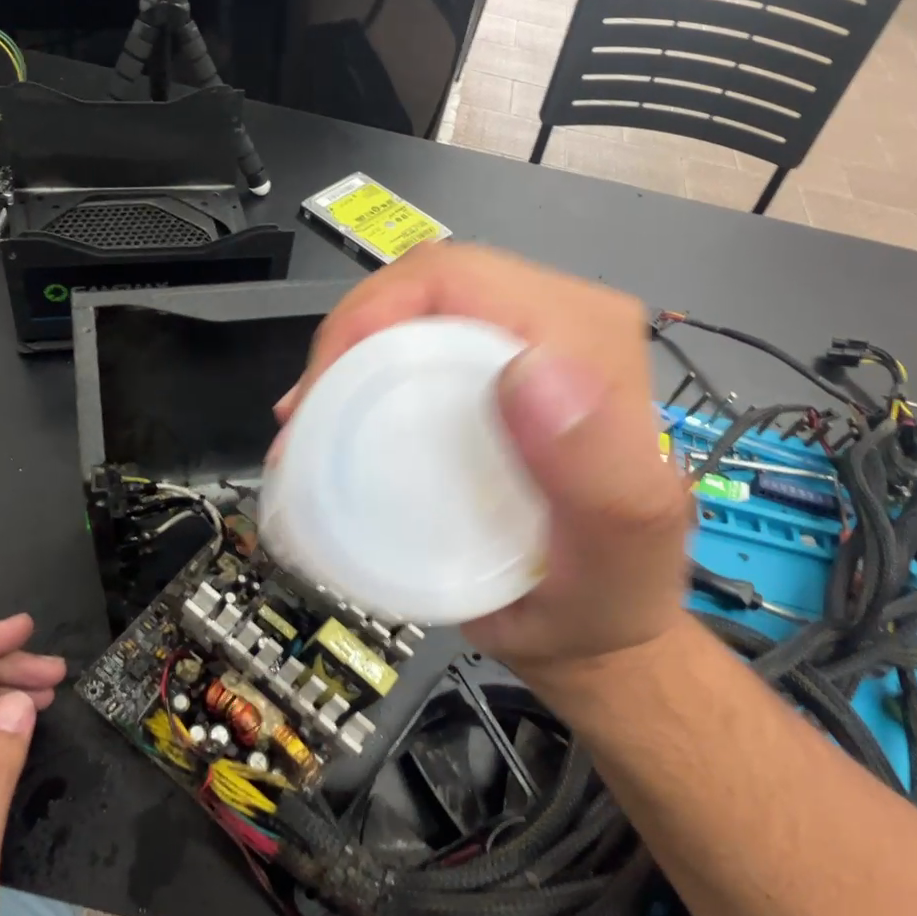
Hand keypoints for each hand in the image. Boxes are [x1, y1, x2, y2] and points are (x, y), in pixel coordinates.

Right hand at [273, 243, 693, 677]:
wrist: (590, 633)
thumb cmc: (602, 601)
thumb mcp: (614, 550)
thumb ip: (592, 469)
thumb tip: (524, 372)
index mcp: (588, 337)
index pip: (458, 282)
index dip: (370, 319)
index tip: (322, 397)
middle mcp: (556, 326)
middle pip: (423, 293)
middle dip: (346, 342)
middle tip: (302, 424)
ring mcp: (522, 349)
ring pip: (409, 317)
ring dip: (345, 364)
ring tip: (305, 432)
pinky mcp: (493, 378)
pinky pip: (411, 350)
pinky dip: (360, 380)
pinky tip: (331, 424)